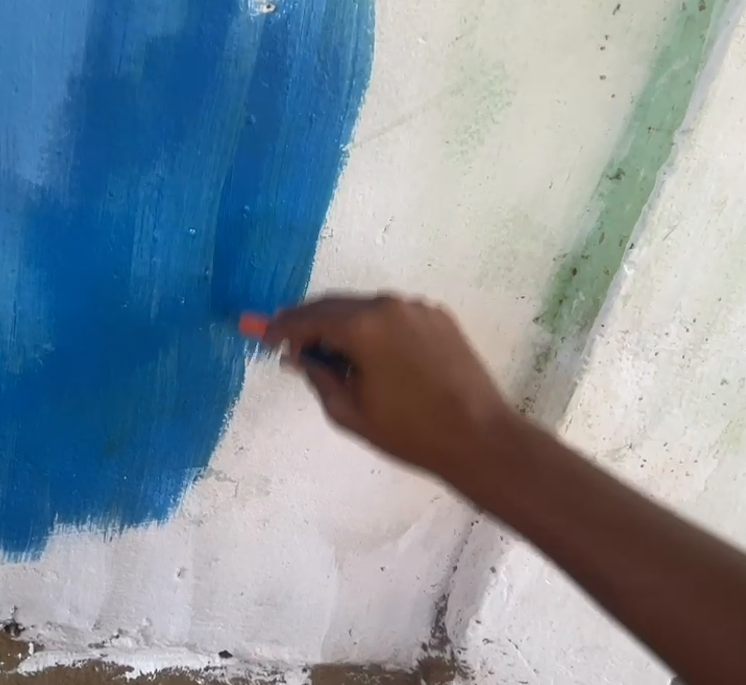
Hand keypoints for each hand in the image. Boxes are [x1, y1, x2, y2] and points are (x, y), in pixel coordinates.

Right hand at [259, 295, 517, 479]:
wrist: (484, 440)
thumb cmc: (411, 431)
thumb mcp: (349, 411)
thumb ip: (316, 376)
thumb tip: (296, 357)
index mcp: (362, 326)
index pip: (307, 318)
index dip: (280, 327)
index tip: (261, 334)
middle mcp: (387, 305)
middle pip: (333, 306)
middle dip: (308, 323)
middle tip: (290, 345)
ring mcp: (416, 307)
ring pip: (362, 308)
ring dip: (341, 325)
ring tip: (331, 354)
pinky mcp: (437, 316)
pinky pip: (391, 315)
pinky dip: (372, 327)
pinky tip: (371, 355)